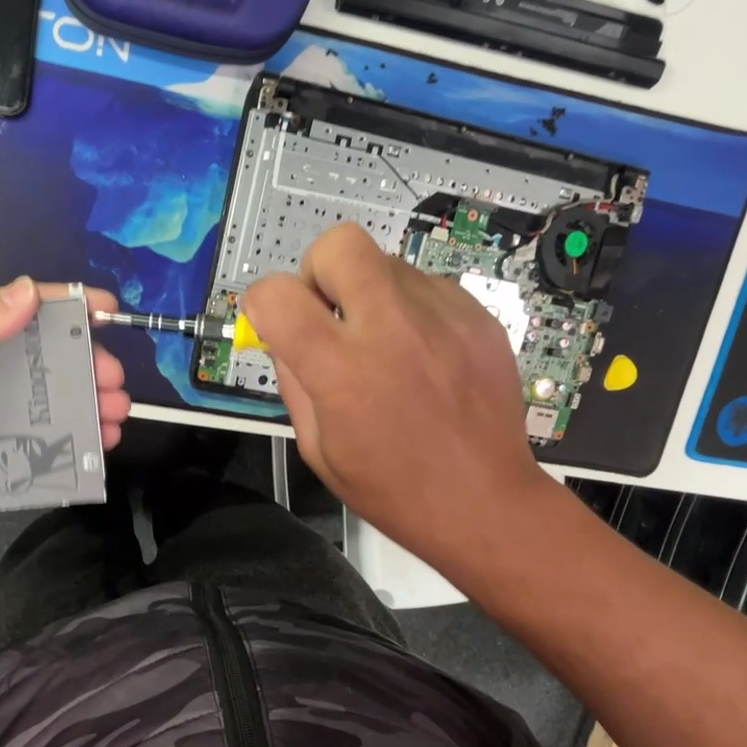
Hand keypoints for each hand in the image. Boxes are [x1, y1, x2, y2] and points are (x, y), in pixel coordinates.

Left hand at [0, 277, 131, 550]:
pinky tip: (102, 437)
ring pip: (55, 394)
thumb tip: (25, 290)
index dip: (62, 304)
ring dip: (91, 399)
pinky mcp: (8, 446)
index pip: (16, 307)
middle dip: (86, 361)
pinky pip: (52, 435)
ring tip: (116, 409)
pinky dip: (81, 434)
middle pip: (46, 353)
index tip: (102, 307)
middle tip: (112, 376)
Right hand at [240, 225, 553, 569]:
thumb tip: (280, 336)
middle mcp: (392, 329)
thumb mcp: (318, 449)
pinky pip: (427, 287)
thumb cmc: (391, 488)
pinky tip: (421, 355)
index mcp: (342, 371)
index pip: (277, 294)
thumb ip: (294, 383)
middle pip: (339, 244)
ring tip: (383, 344)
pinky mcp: (478, 316)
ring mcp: (442, 317)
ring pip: (386, 264)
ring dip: (369, 293)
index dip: (262, 302)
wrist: (484, 502)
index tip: (273, 322)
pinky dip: (411, 310)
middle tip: (329, 312)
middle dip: (319, 270)